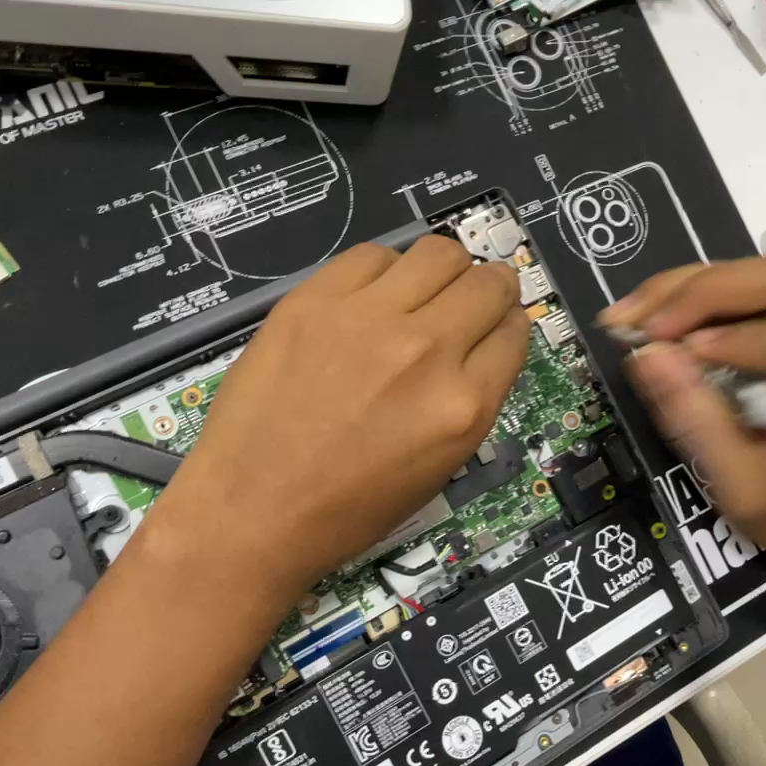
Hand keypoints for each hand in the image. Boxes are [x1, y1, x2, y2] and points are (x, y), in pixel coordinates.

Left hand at [148, 236, 530, 595]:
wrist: (252, 511)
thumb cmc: (347, 509)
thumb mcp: (436, 468)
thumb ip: (468, 401)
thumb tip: (478, 347)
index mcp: (463, 407)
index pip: (514, 332)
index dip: (507, 327)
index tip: (492, 329)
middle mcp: (426, 352)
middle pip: (487, 283)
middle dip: (489, 289)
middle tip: (466, 303)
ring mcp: (367, 319)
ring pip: (439, 253)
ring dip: (443, 271)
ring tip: (419, 295)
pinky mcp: (314, 300)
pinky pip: (373, 256)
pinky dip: (383, 272)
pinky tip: (368, 301)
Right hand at [603, 255, 765, 562]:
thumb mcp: (743, 486)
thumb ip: (701, 424)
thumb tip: (648, 357)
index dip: (739, 337)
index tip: (668, 352)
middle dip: (703, 294)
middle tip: (638, 323)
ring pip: (761, 272)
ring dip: (688, 287)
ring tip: (631, 315)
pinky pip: (747, 285)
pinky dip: (691, 293)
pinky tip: (650, 313)